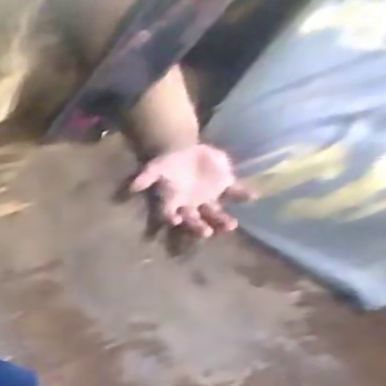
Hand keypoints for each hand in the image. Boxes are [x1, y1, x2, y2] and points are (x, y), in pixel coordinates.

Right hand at [131, 144, 255, 240]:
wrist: (185, 153)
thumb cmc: (167, 163)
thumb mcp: (154, 167)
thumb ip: (146, 177)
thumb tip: (132, 187)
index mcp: (173, 202)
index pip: (169, 214)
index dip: (171, 218)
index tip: (175, 221)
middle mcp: (190, 206)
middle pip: (194, 220)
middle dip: (199, 227)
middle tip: (207, 233)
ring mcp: (209, 198)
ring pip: (215, 213)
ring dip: (223, 220)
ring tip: (231, 225)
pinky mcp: (224, 186)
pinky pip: (235, 192)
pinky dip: (244, 195)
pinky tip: (253, 197)